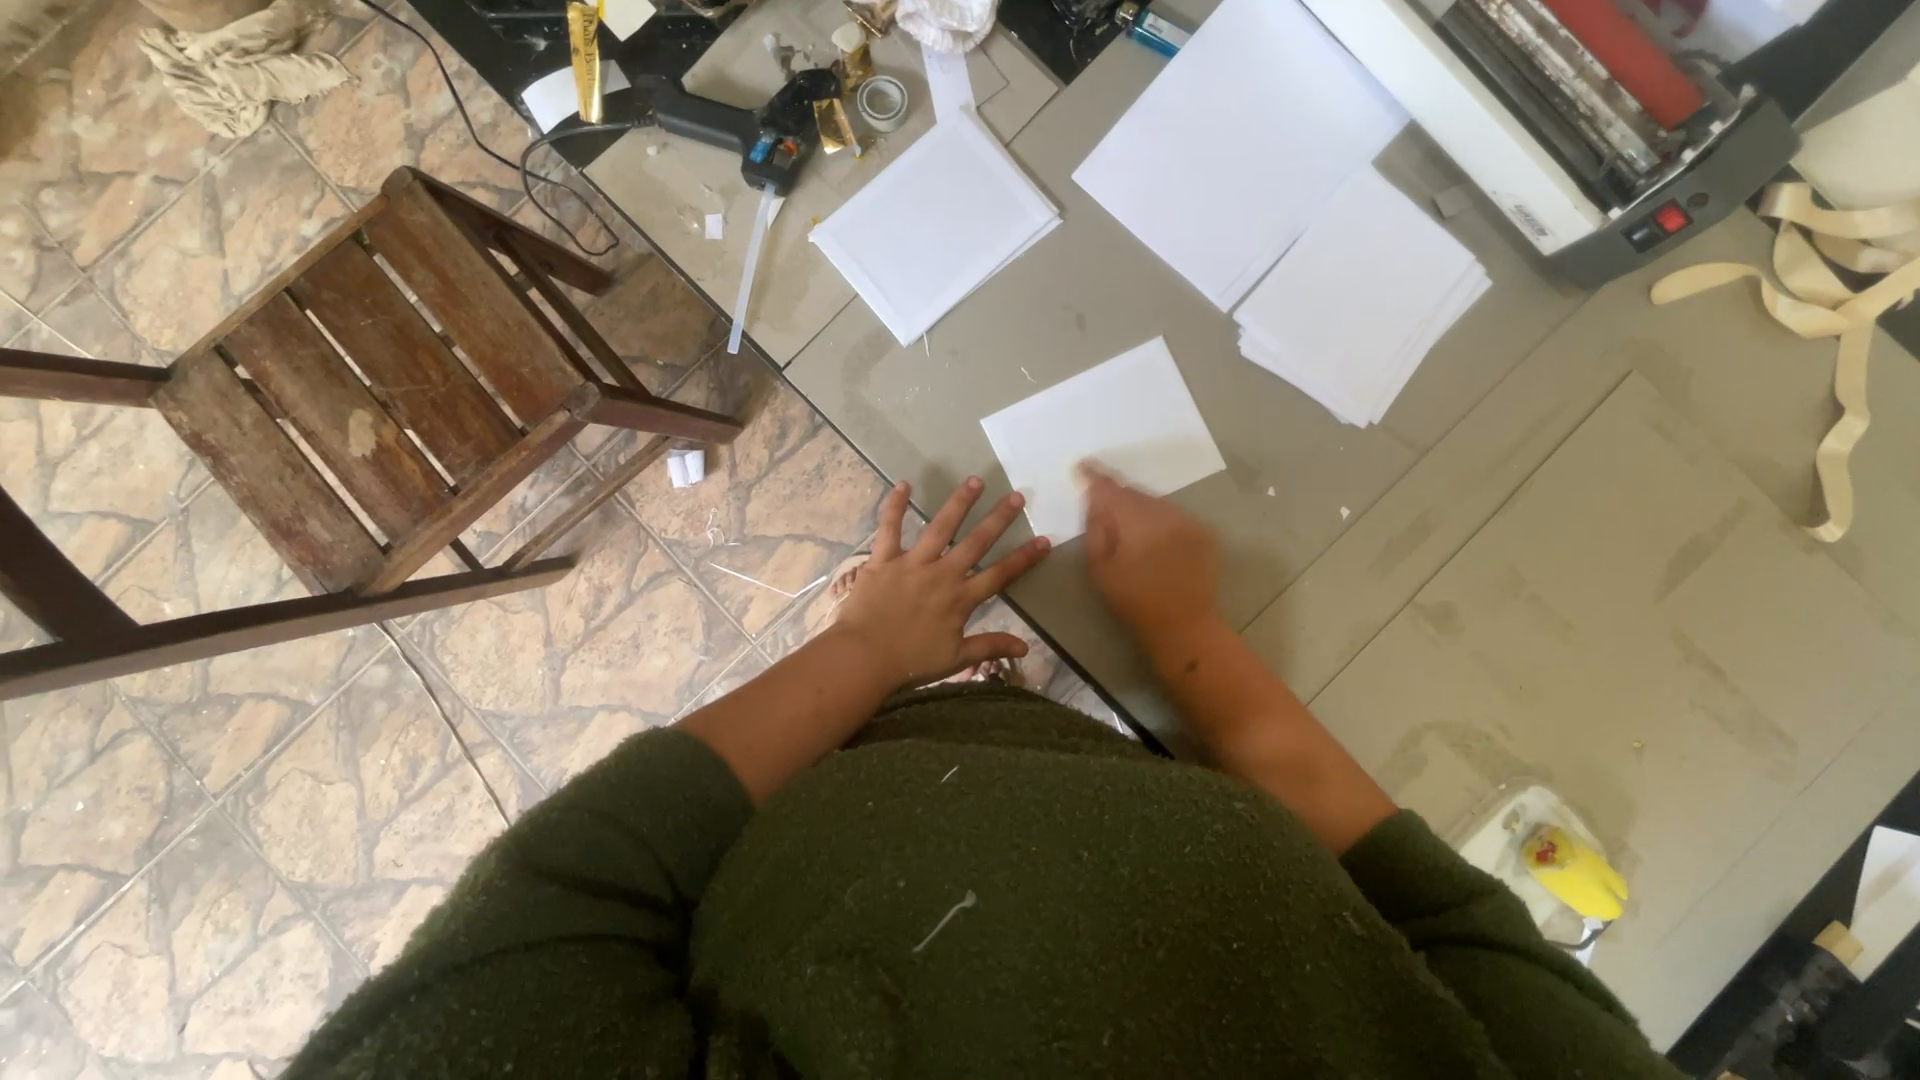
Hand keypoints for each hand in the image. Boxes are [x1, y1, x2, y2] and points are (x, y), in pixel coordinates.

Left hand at [828, 478, 1051, 689]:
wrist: (863, 657)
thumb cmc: (909, 663)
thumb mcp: (955, 659)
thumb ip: (990, 646)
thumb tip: (1025, 647)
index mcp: (960, 599)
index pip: (1000, 575)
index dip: (1024, 558)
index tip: (1044, 540)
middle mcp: (942, 574)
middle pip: (976, 542)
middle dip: (998, 518)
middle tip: (1016, 496)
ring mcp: (912, 564)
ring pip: (940, 527)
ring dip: (959, 502)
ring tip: (975, 480)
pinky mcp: (883, 560)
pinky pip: (889, 527)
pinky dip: (895, 505)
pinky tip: (904, 484)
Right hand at [1080, 461, 1220, 645]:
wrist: (1184, 625)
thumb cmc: (1134, 601)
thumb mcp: (1100, 568)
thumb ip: (1096, 527)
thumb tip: (1094, 500)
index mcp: (1136, 521)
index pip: (1110, 487)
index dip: (1094, 475)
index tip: (1083, 466)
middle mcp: (1165, 512)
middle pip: (1134, 492)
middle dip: (1117, 495)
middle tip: (1103, 505)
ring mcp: (1188, 520)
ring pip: (1155, 502)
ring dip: (1140, 507)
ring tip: (1130, 528)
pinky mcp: (1204, 531)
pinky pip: (1174, 515)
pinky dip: (1160, 519)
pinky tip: (1154, 540)